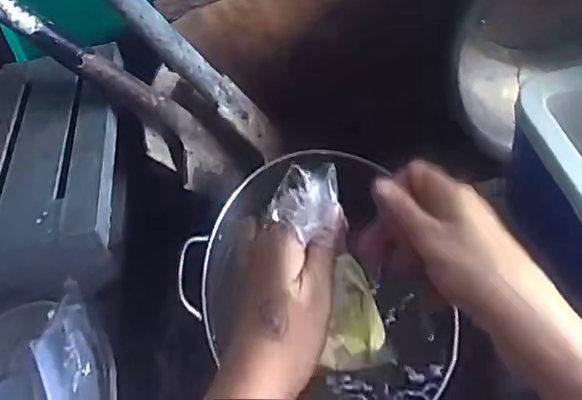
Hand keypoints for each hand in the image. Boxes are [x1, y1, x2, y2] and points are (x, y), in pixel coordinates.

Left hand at [206, 216, 340, 399]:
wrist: (253, 377)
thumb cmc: (293, 336)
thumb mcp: (321, 291)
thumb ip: (326, 246)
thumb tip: (334, 209)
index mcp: (279, 234)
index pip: (307, 205)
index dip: (326, 218)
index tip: (340, 238)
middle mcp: (258, 236)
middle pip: (289, 218)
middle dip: (308, 230)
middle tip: (327, 260)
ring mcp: (245, 256)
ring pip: (274, 233)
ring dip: (290, 243)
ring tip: (307, 271)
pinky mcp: (241, 276)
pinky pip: (261, 249)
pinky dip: (275, 256)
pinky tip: (287, 281)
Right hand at [357, 160, 581, 399]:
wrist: (528, 320)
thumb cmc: (472, 270)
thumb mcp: (429, 238)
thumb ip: (401, 210)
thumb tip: (378, 182)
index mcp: (451, 192)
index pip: (414, 173)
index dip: (393, 192)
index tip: (377, 220)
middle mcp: (462, 208)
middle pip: (419, 206)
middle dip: (394, 228)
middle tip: (372, 257)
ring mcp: (473, 238)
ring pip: (430, 236)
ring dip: (409, 254)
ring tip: (395, 279)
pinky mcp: (481, 268)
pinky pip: (446, 261)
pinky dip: (432, 274)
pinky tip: (428, 298)